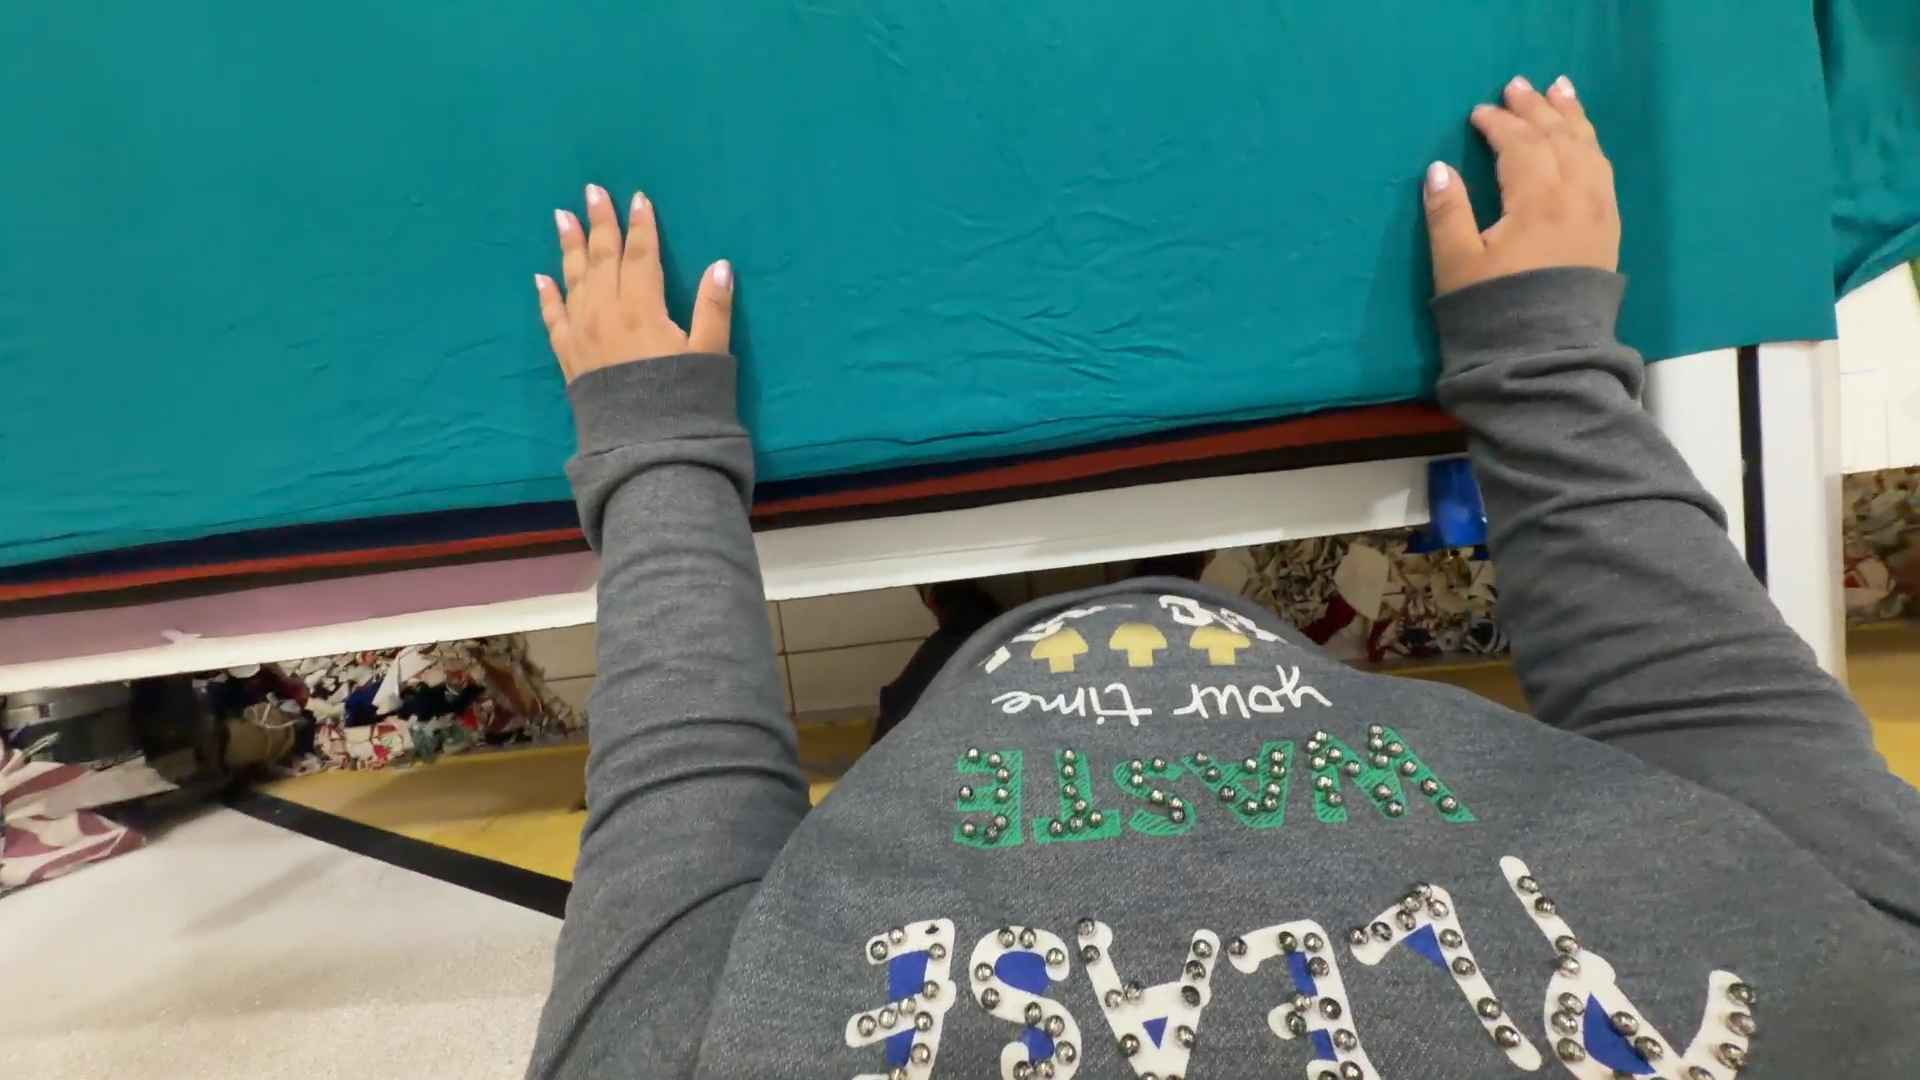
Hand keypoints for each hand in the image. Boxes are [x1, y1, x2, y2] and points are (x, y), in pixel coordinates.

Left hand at [535, 184, 733, 381]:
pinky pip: (554, 318)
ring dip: (569, 247)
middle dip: (600, 224)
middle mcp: (606, 312)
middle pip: (603, 259)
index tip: (638, 198)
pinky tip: (542, 278)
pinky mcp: (570, 356)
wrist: (646, 443)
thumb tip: (721, 264)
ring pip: (574, 280)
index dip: (642, 227)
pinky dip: (548, 295)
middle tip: (592, 191)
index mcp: (643, 308)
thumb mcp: (710, 353)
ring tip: (563, 217)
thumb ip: (714, 307)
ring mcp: (583, 333)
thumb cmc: (683, 398)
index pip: (642, 257)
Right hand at [1422, 75, 1620, 295]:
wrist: (1541, 351)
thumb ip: (1447, 213)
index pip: (1520, 146)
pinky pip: (1602, 168)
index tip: (1478, 113)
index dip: (1498, 125)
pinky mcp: (1606, 227)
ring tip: (1560, 93)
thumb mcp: (1455, 264)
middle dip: (1537, 109)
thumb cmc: (1490, 309)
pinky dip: (1589, 143)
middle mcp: (1575, 194)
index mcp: (1536, 200)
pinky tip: (1581, 140)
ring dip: (1571, 116)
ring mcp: (1597, 209)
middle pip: (1559, 137)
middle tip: (1518, 86)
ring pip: (1588, 148)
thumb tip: (1438, 170)